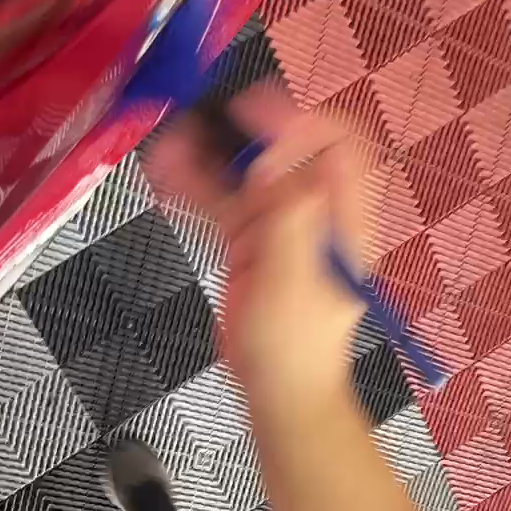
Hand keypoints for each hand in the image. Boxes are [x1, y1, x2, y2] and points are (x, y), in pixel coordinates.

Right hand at [147, 86, 368, 400]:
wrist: (278, 391)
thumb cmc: (297, 349)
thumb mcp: (295, 282)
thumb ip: (289, 220)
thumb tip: (277, 164)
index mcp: (341, 218)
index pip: (335, 147)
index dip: (300, 124)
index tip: (257, 121)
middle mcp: (311, 214)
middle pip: (282, 154)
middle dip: (244, 132)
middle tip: (205, 119)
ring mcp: (276, 229)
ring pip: (243, 177)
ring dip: (209, 156)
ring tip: (172, 141)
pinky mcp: (246, 247)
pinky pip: (219, 207)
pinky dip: (195, 189)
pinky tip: (169, 172)